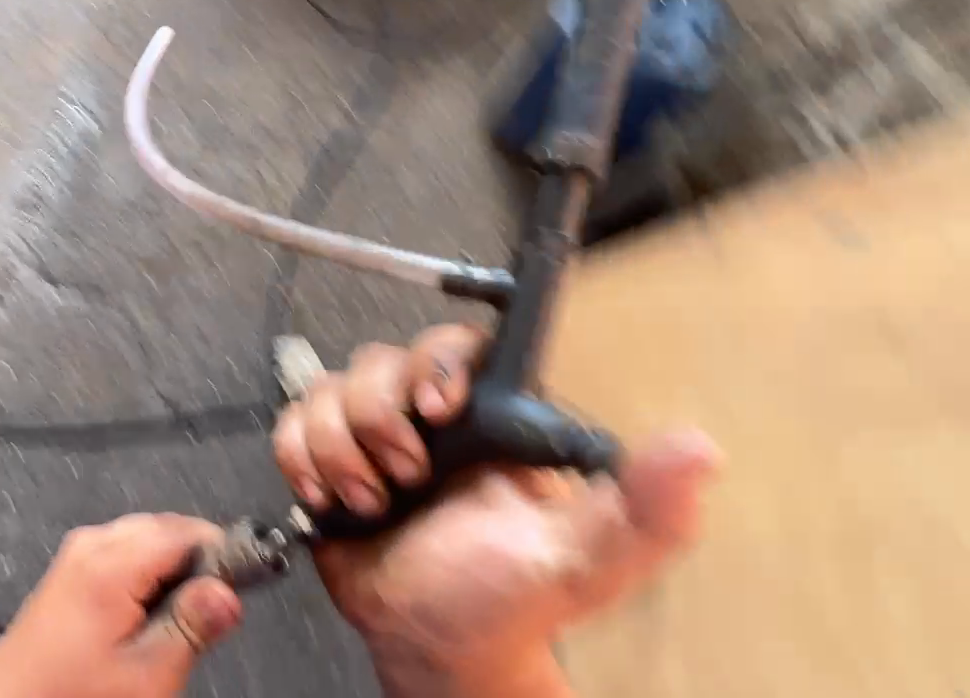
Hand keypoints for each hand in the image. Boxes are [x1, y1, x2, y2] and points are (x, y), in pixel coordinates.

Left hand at [0, 514, 243, 697]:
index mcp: (111, 562)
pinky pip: (125, 546)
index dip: (222, 548)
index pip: (183, 531)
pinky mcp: (75, 562)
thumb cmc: (77, 692)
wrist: (13, 697)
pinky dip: (149, 565)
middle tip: (220, 603)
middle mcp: (94, 541)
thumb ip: (189, 627)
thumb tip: (230, 592)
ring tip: (188, 610)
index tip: (251, 574)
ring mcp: (80, 548)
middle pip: (165, 527)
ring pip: (146, 534)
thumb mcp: (145, 674)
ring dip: (174, 561)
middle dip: (199, 555)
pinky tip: (155, 604)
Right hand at [272, 324, 719, 697]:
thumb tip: (698, 447)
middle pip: (375, 362)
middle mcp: (422, 413)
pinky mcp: (323, 452)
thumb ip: (642, 511)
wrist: (426, 641)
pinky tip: (331, 499)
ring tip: (368, 502)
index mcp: (484, 420)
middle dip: (378, 422)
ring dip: (337, 451)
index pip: (454, 346)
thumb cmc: (504, 601)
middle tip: (405, 479)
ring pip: (325, 390)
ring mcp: (367, 430)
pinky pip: (290, 423)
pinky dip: (301, 460)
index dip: (435, 361)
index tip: (436, 410)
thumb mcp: (581, 560)